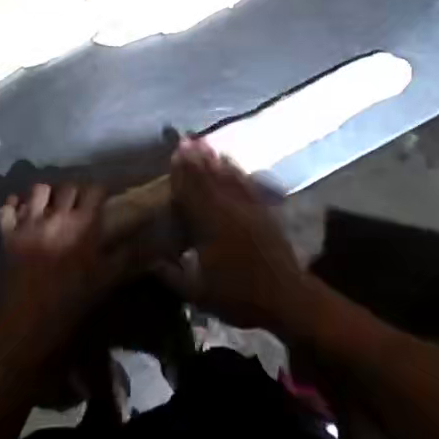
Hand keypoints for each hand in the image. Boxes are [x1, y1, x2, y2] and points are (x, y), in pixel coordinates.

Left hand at [0, 183, 133, 357]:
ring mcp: (29, 223)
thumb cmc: (73, 300)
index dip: (100, 192)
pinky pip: (7, 207)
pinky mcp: (8, 234)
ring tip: (51, 206)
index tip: (103, 200)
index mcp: (82, 224)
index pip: (95, 190)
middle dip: (76, 192)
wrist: (30, 321)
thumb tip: (157, 244)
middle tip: (80, 205)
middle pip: (68, 186)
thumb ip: (130, 256)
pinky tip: (23, 213)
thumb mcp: (107, 278)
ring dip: (47, 194)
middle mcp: (56, 216)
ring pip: (38, 190)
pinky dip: (14, 205)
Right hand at [160, 138, 313, 330]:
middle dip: (197, 159)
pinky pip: (248, 185)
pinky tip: (233, 164)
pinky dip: (238, 172)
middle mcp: (229, 210)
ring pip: (229, 178)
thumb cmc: (239, 297)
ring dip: (216, 160)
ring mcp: (249, 209)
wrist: (287, 299)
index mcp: (210, 225)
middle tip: (186, 139)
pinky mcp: (265, 213)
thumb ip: (172, 275)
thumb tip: (151, 261)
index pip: (191, 193)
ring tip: (206, 144)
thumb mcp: (198, 293)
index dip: (182, 173)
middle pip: (210, 179)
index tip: (174, 153)